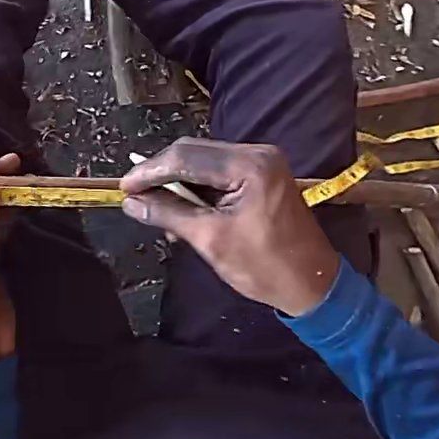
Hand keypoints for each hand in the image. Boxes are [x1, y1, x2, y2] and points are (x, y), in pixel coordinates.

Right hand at [120, 139, 341, 315]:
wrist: (314, 286)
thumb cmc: (265, 266)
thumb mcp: (209, 239)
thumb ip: (167, 213)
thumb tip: (130, 202)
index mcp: (249, 166)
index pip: (183, 157)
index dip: (148, 171)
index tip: (124, 188)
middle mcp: (255, 153)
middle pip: (190, 152)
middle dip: (159, 173)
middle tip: (134, 195)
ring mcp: (259, 160)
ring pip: (199, 159)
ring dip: (175, 181)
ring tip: (155, 207)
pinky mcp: (259, 172)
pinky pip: (214, 170)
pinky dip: (193, 186)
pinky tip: (180, 208)